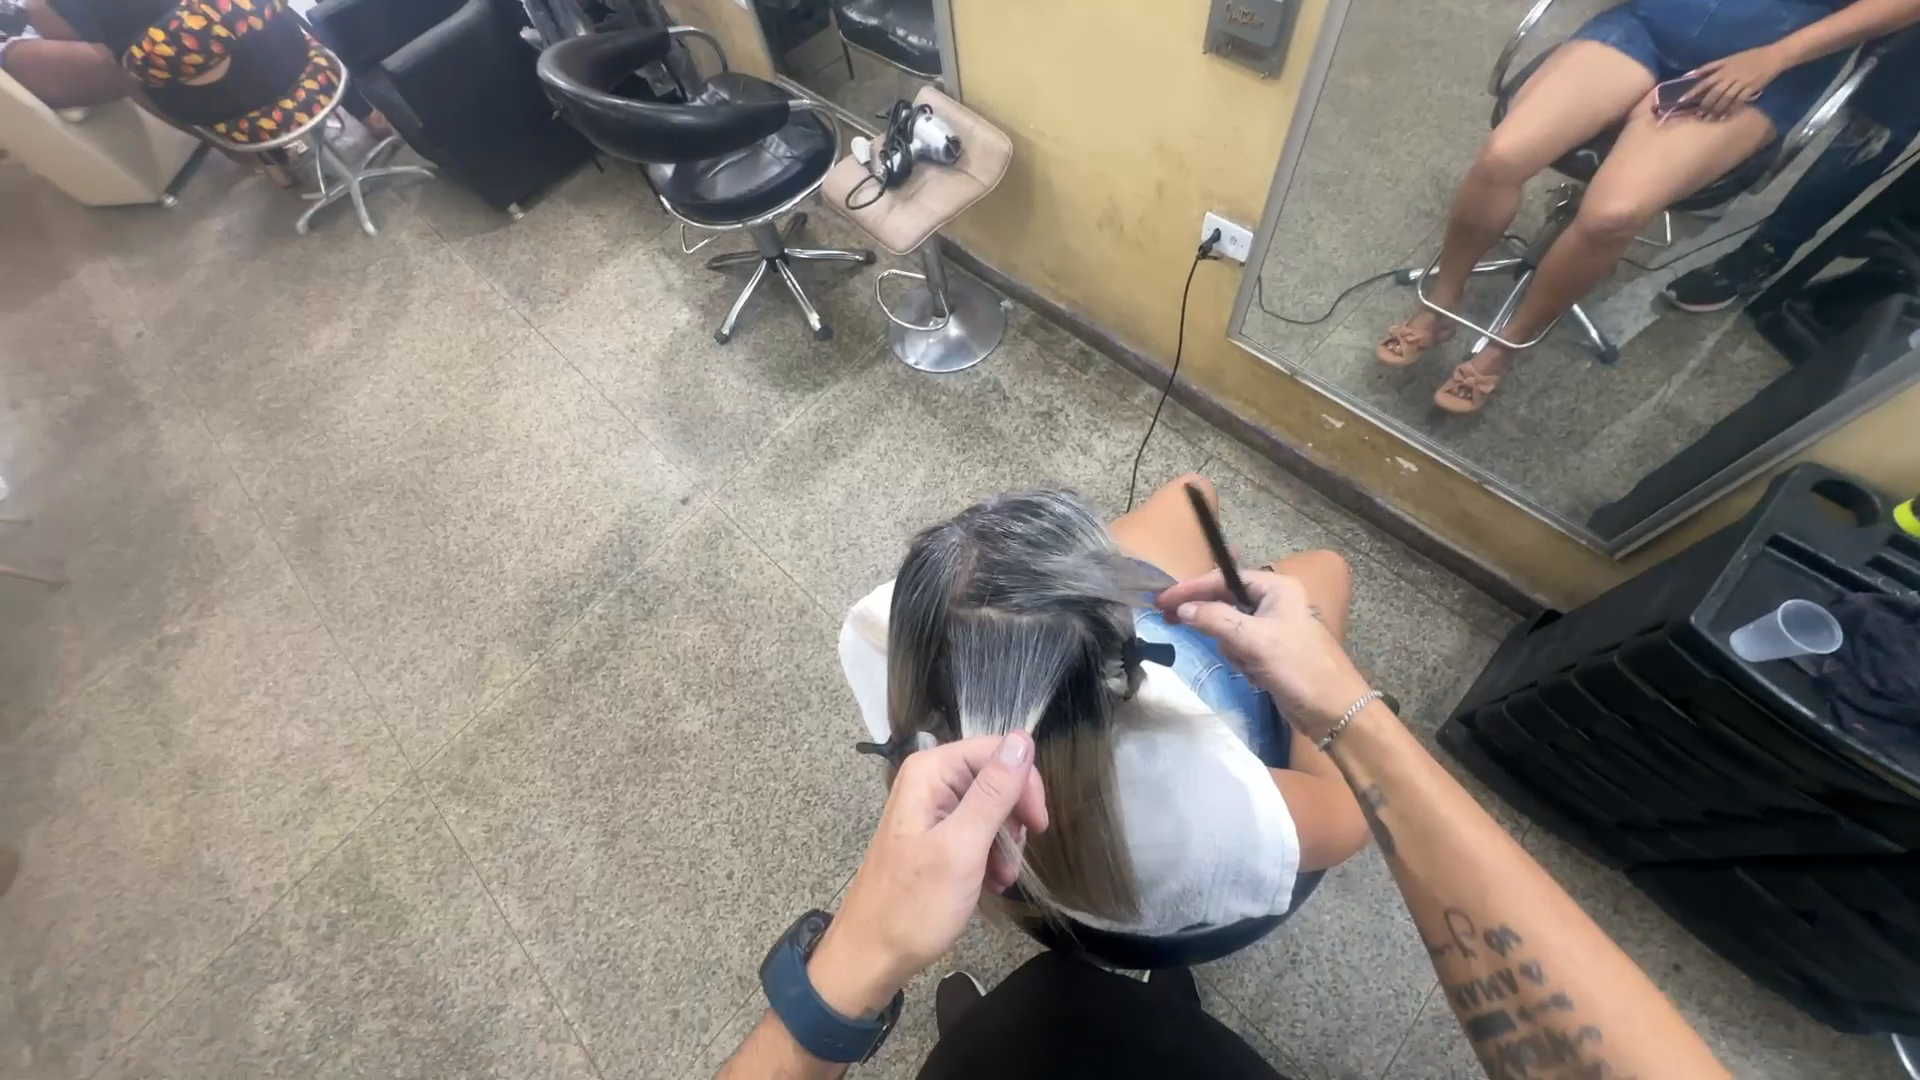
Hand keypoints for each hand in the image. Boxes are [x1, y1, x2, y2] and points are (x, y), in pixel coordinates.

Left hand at [808, 733, 1047, 1014]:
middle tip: (1014, 857)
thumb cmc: (913, 905)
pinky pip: (978, 828)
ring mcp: (932, 807)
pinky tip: (990, 882)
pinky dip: (990, 854)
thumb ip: (993, 791)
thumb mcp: (962, 847)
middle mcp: (930, 779)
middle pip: (995, 776)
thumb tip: (1022, 738)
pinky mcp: (936, 833)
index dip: (1023, 782)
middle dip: (1012, 817)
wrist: (872, 957)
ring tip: (1000, 878)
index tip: (1037, 824)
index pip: (996, 750)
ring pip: (991, 805)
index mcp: (931, 770)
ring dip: (1004, 842)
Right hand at [1157, 569, 1374, 740]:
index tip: (1162, 601)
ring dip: (1230, 647)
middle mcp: (1274, 601)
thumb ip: (1215, 619)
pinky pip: (1240, 647)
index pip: (1222, 579)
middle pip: (1223, 601)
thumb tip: (1181, 609)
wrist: (1335, 712)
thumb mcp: (1255, 640)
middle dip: (1209, 619)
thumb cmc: (1300, 669)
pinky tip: (1254, 674)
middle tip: (1170, 620)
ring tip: (1245, 664)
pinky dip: (1240, 660)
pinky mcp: (1270, 651)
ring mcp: (1272, 626)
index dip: (1190, 589)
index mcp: (1276, 588)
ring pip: (1229, 627)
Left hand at [1684, 46, 1789, 117]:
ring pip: (1725, 99)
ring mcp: (1742, 82)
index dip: (1692, 92)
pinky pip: (1739, 101)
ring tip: (1708, 119)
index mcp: (1724, 69)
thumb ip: (1710, 67)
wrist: (1777, 55)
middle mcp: (1731, 76)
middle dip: (1704, 105)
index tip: (1680, 101)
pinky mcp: (1753, 87)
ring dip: (1716, 110)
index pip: (1705, 82)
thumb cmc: (1750, 57)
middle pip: (1714, 93)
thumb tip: (1690, 74)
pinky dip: (1731, 109)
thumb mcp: (1730, 58)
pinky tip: (1724, 116)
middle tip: (1697, 115)